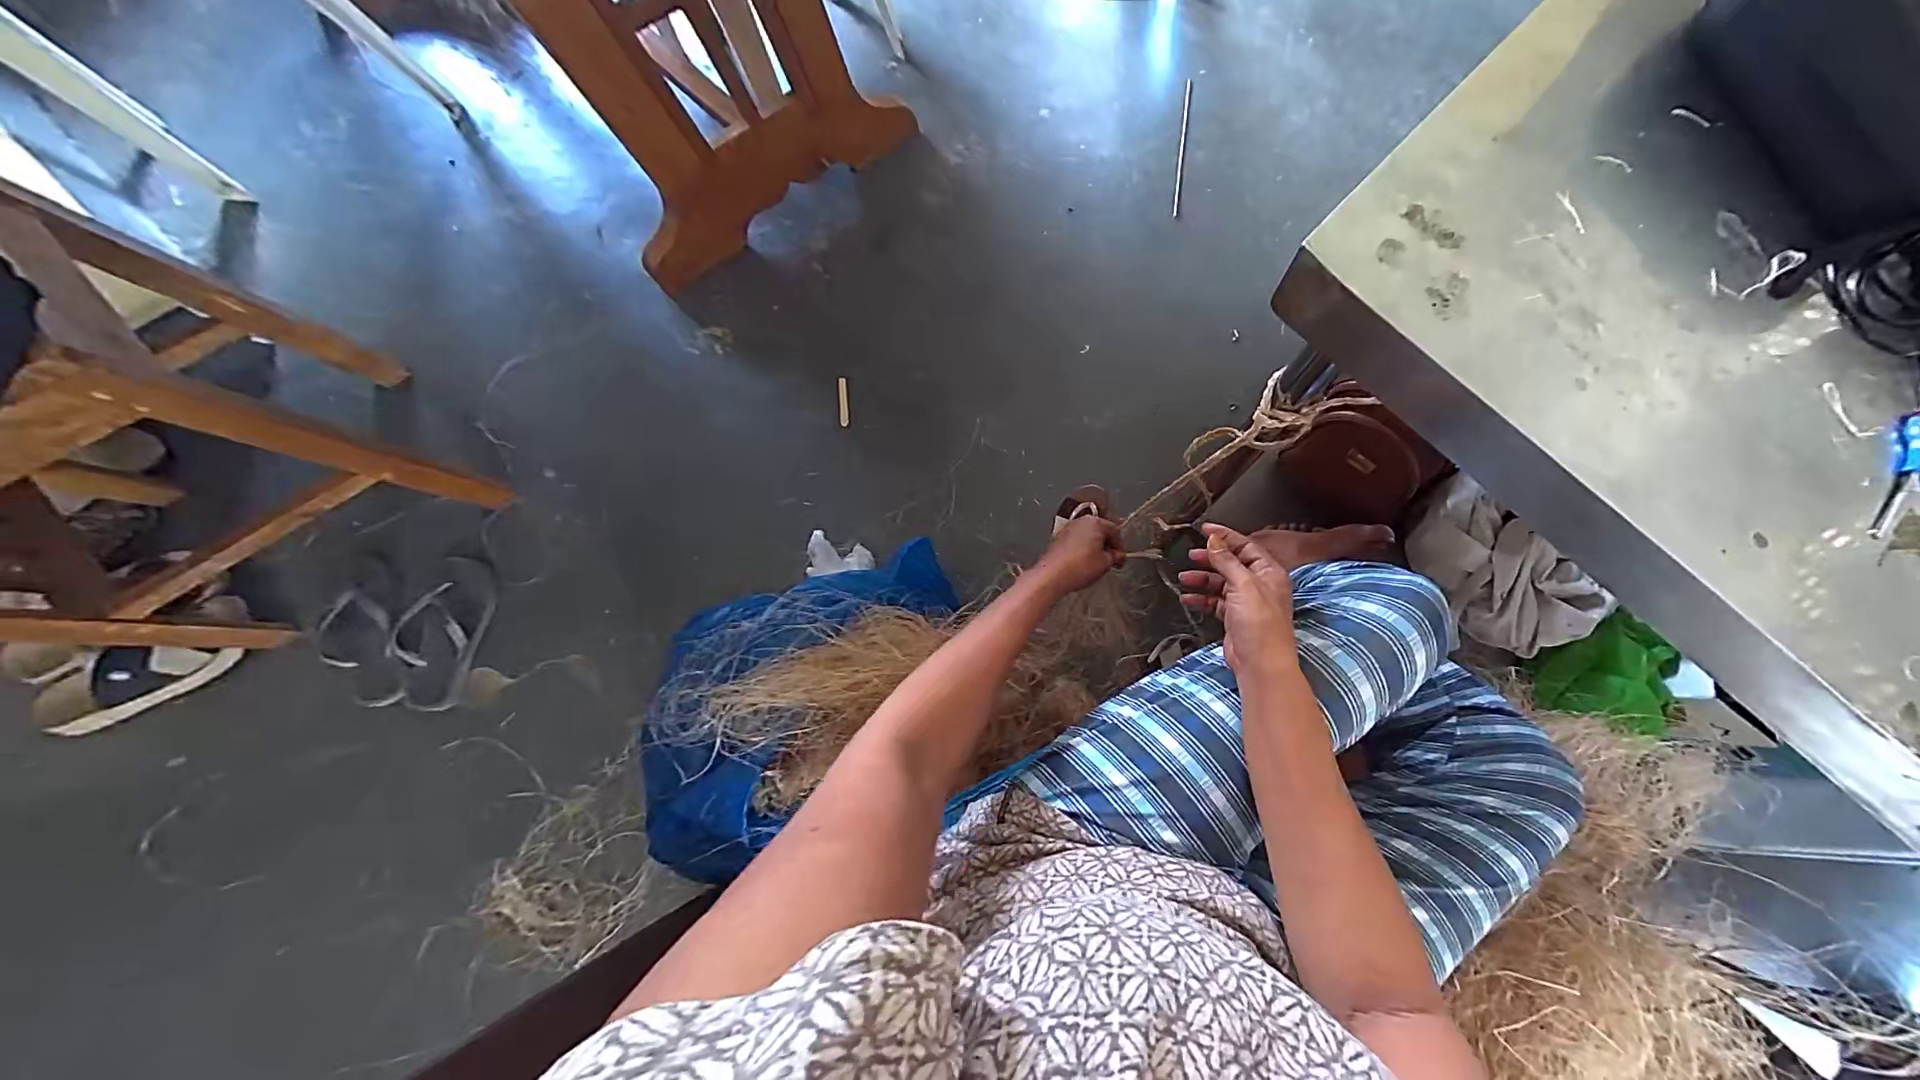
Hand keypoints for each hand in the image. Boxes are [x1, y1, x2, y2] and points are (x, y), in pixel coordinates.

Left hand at [1029, 514, 1123, 595]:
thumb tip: (1117, 556)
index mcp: (1095, 522)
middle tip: (1110, 561)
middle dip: (1106, 546)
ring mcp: (1067, 530)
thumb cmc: (1076, 567)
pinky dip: (1081, 550)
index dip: (1120, 546)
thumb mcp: (1105, 563)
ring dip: (1093, 548)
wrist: (1052, 576)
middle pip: (1100, 531)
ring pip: (1087, 536)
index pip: (1115, 530)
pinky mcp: (1058, 539)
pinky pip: (1075, 542)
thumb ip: (1115, 556)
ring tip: (1095, 565)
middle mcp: (1080, 522)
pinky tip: (1082, 564)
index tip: (1120, 557)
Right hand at [1179, 523, 1298, 677]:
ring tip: (1185, 577)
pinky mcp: (1235, 616)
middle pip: (1231, 563)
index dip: (1225, 536)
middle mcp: (1259, 585)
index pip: (1245, 546)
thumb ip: (1227, 561)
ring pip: (1220, 582)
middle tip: (1193, 554)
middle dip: (1210, 559)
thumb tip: (1214, 541)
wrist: (1260, 662)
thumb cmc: (1262, 626)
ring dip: (1202, 579)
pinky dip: (1201, 598)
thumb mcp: (1244, 585)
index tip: (1206, 529)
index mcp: (1269, 572)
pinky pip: (1215, 601)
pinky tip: (1189, 598)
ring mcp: (1247, 601)